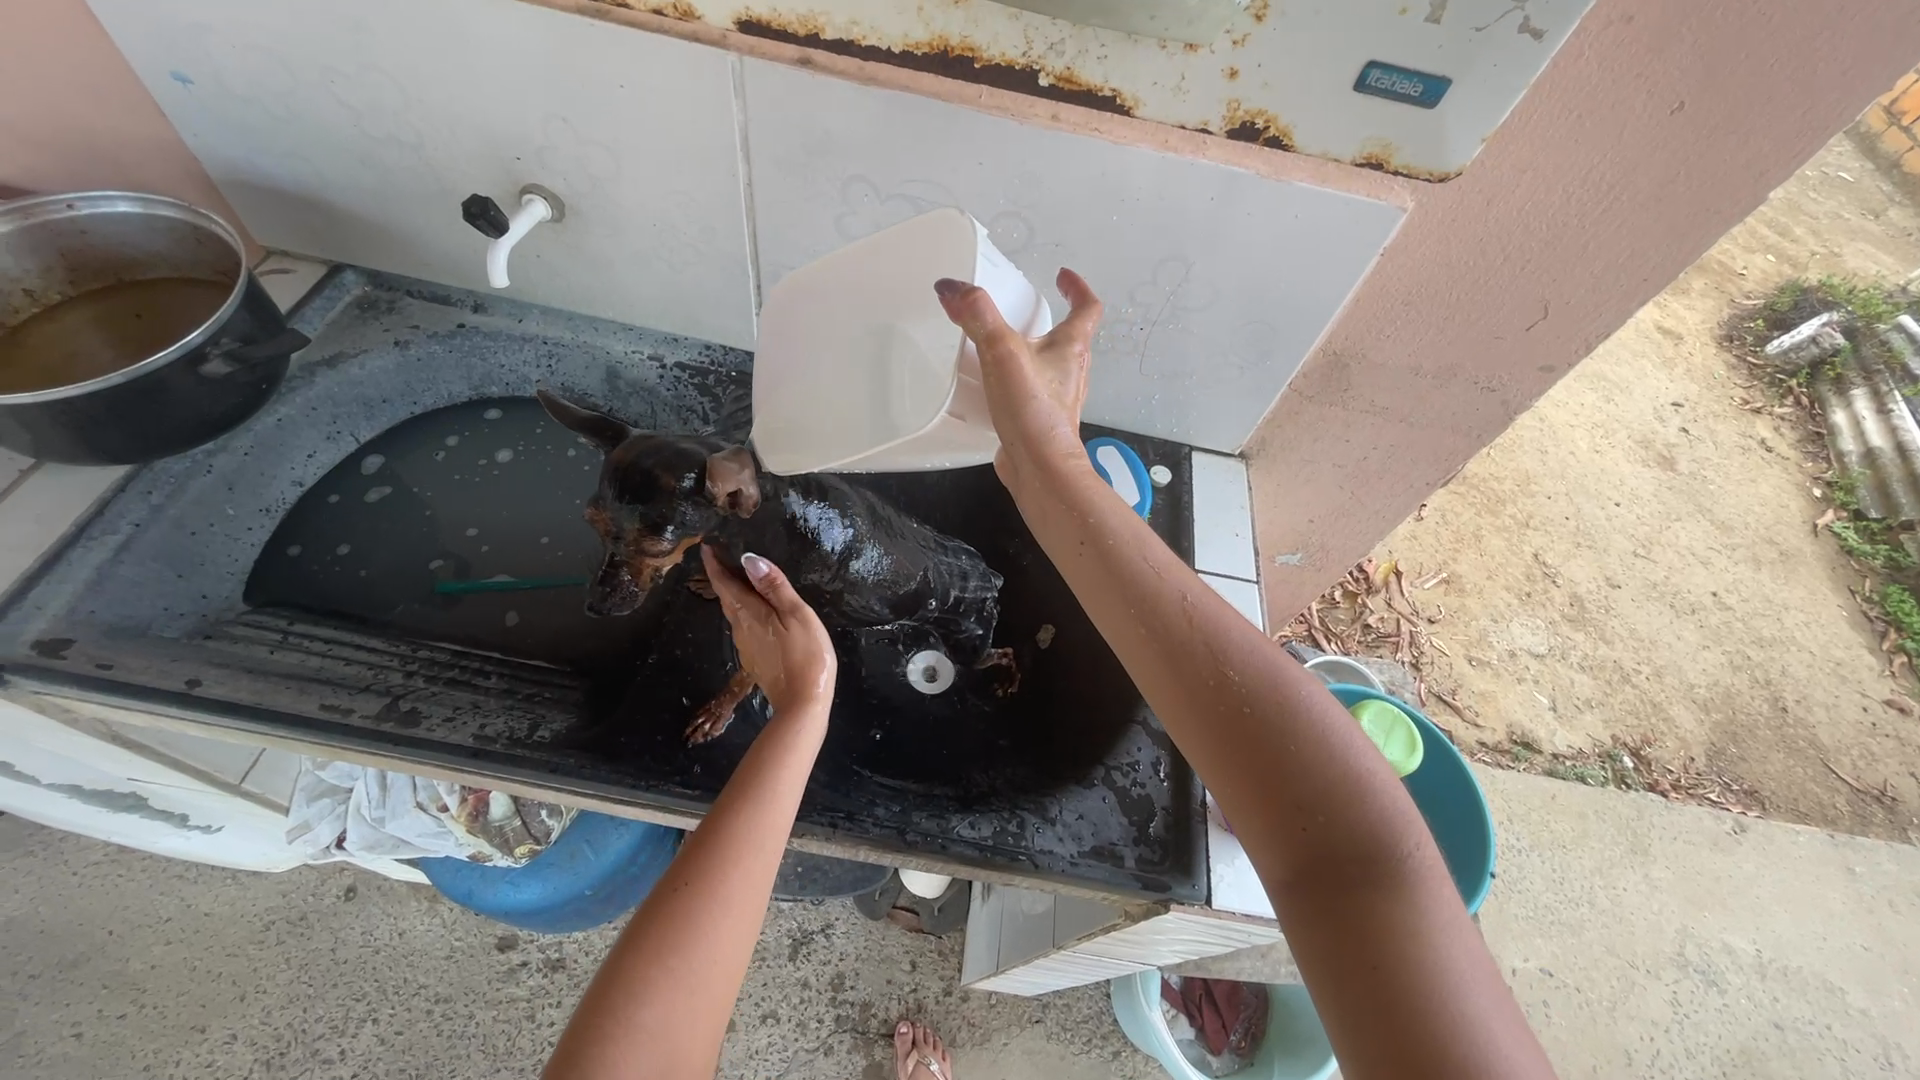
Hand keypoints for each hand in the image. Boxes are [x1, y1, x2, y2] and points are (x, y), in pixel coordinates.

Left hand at [701, 546, 835, 715]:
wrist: (803, 703)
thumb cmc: (806, 655)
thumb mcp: (797, 615)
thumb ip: (774, 586)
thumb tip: (748, 559)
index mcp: (749, 613)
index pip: (724, 583)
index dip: (714, 564)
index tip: (706, 547)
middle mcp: (741, 628)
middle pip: (727, 598)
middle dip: (722, 577)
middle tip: (724, 558)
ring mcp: (746, 646)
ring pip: (735, 613)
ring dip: (735, 594)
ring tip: (743, 580)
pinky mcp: (754, 659)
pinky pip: (746, 627)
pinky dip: (747, 612)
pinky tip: (760, 612)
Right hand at [935, 269, 1103, 494]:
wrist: (1040, 469)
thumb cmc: (1033, 409)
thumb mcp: (1002, 351)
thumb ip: (977, 315)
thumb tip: (951, 288)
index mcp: (1071, 348)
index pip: (1088, 308)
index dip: (1077, 288)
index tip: (1061, 276)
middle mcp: (1071, 373)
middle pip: (1070, 339)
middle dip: (1051, 323)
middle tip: (1026, 313)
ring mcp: (1058, 401)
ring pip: (1051, 369)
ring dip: (1034, 355)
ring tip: (1005, 349)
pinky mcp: (1040, 423)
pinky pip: (1031, 396)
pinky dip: (1017, 387)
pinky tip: (994, 392)